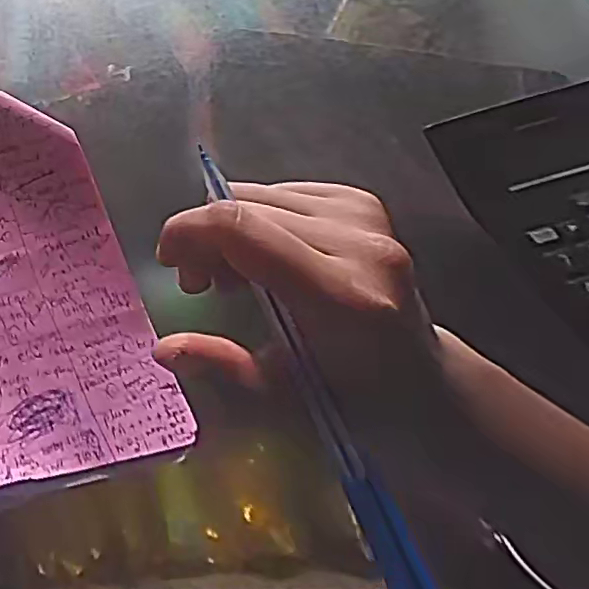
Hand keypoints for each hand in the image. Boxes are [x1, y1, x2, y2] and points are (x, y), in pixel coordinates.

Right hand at [153, 182, 443, 422]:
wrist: (423, 377)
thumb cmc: (351, 394)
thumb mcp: (282, 395)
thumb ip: (223, 366)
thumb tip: (165, 350)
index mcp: (342, 296)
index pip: (239, 227)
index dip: (187, 231)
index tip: (171, 261)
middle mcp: (359, 245)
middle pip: (238, 208)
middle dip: (201, 239)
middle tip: (201, 281)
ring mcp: (364, 217)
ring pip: (251, 196)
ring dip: (225, 230)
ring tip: (235, 276)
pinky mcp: (360, 202)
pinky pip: (274, 193)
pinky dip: (252, 221)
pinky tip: (262, 256)